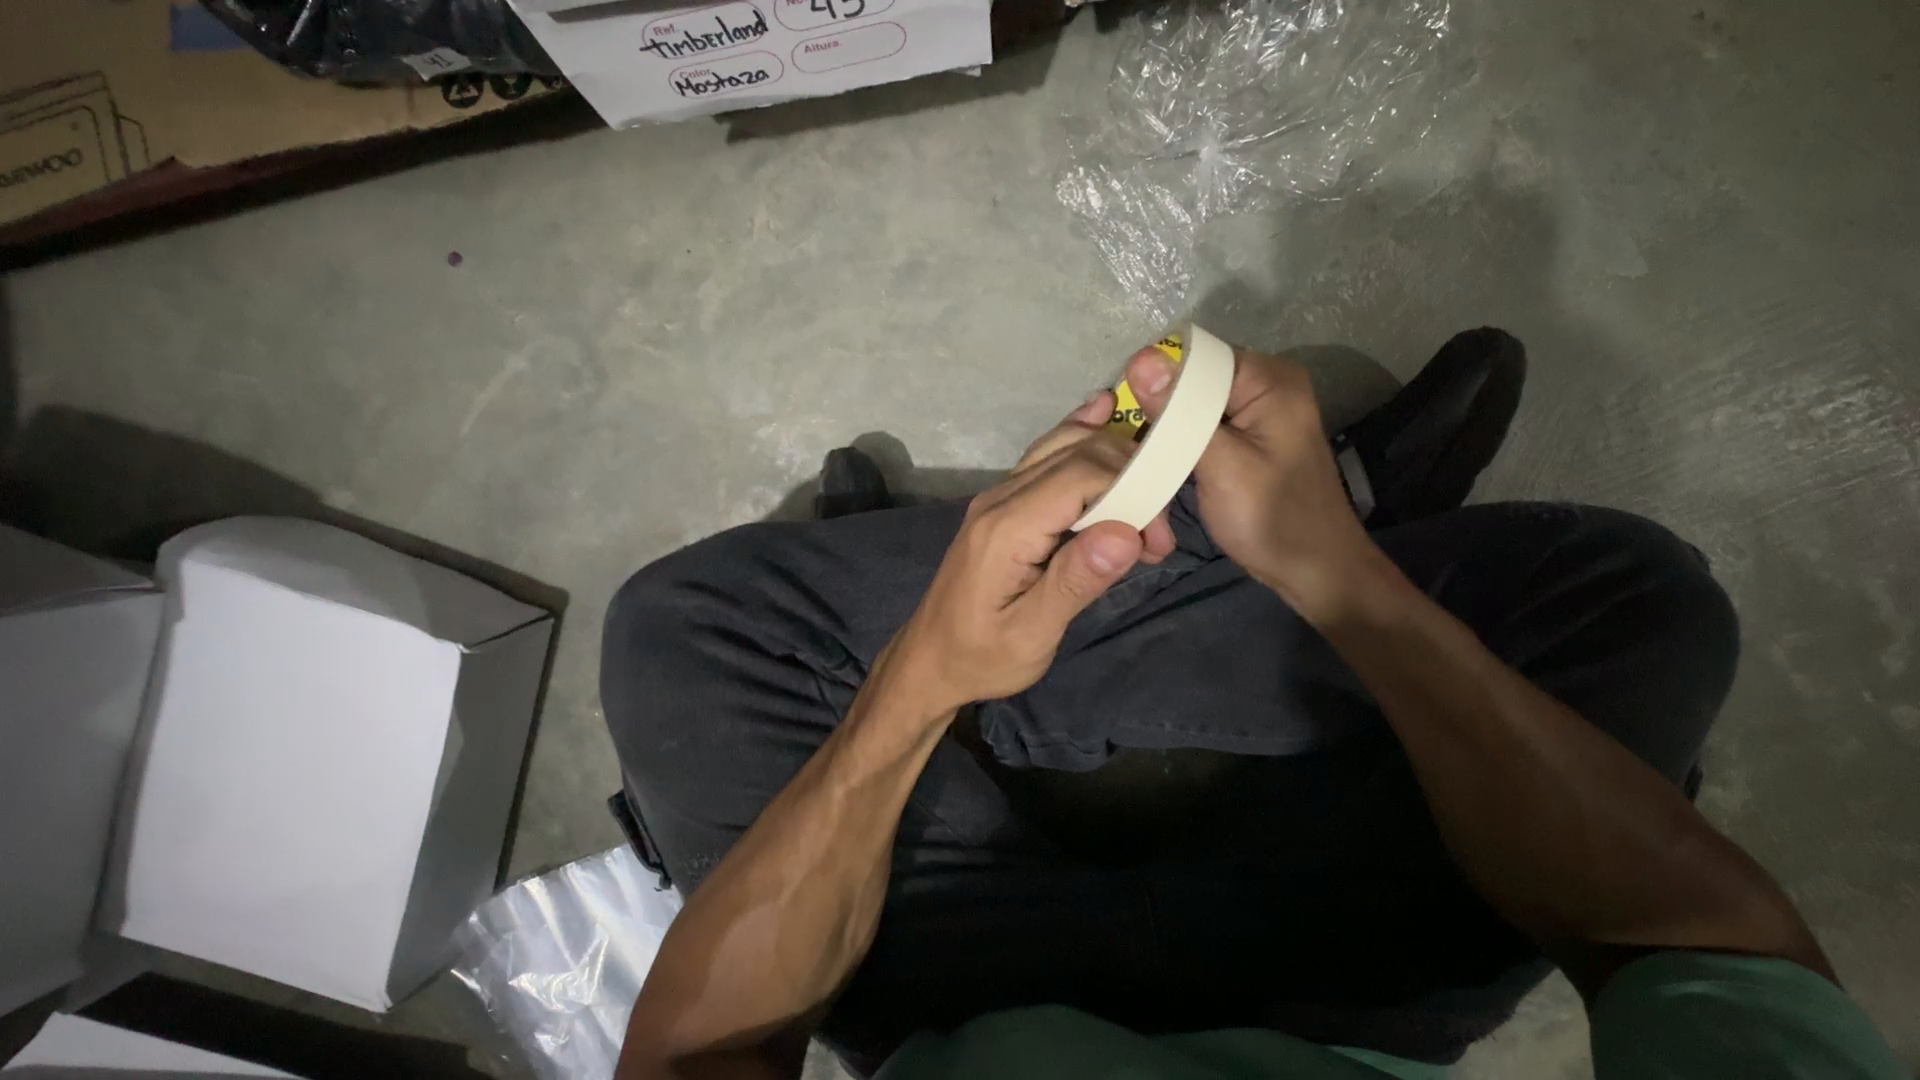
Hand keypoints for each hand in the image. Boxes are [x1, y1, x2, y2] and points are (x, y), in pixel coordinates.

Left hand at [893, 406, 1153, 708]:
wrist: (930, 660)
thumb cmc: (981, 656)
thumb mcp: (1031, 636)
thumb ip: (1075, 583)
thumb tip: (1127, 533)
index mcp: (1008, 528)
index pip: (1084, 476)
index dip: (1134, 492)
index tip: (1159, 541)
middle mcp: (1001, 499)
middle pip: (1079, 454)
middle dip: (1133, 480)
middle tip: (1159, 538)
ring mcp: (999, 496)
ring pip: (1063, 446)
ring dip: (1114, 463)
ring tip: (1151, 502)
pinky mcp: (1004, 504)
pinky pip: (1046, 458)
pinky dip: (1082, 439)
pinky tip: (1104, 414)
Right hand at [1126, 345, 1380, 622]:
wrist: (1314, 570)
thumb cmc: (1274, 519)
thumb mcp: (1223, 466)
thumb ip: (1182, 414)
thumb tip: (1141, 358)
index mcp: (1268, 379)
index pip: (1194, 357)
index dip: (1155, 381)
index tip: (1123, 417)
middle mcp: (1264, 384)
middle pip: (1192, 378)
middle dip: (1157, 405)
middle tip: (1125, 444)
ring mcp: (1256, 411)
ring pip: (1191, 403)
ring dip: (1164, 427)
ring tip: (1136, 454)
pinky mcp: (1246, 436)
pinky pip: (1200, 423)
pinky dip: (1179, 441)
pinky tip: (1160, 463)